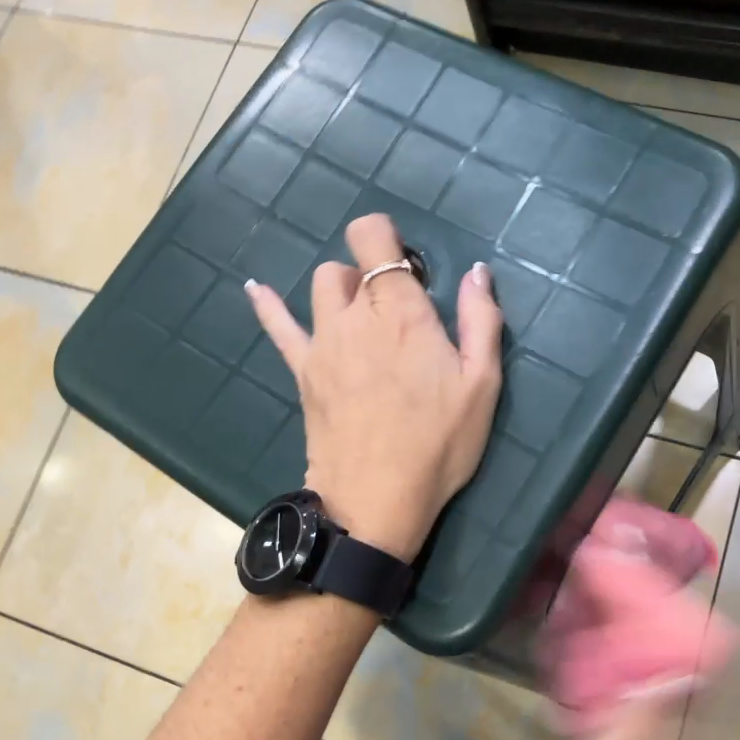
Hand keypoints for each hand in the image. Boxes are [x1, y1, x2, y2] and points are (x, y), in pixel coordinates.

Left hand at [245, 214, 502, 562]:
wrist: (376, 501)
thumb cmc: (438, 445)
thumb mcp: (482, 386)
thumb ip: (482, 321)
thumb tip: (478, 272)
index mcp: (402, 313)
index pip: (374, 238)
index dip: (388, 238)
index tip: (409, 266)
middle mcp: (355, 316)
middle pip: (348, 265)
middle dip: (371, 272)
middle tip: (398, 309)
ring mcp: (322, 344)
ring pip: (320, 287)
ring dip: (342, 290)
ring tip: (364, 318)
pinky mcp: (303, 372)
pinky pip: (278, 328)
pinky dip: (269, 306)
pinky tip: (257, 290)